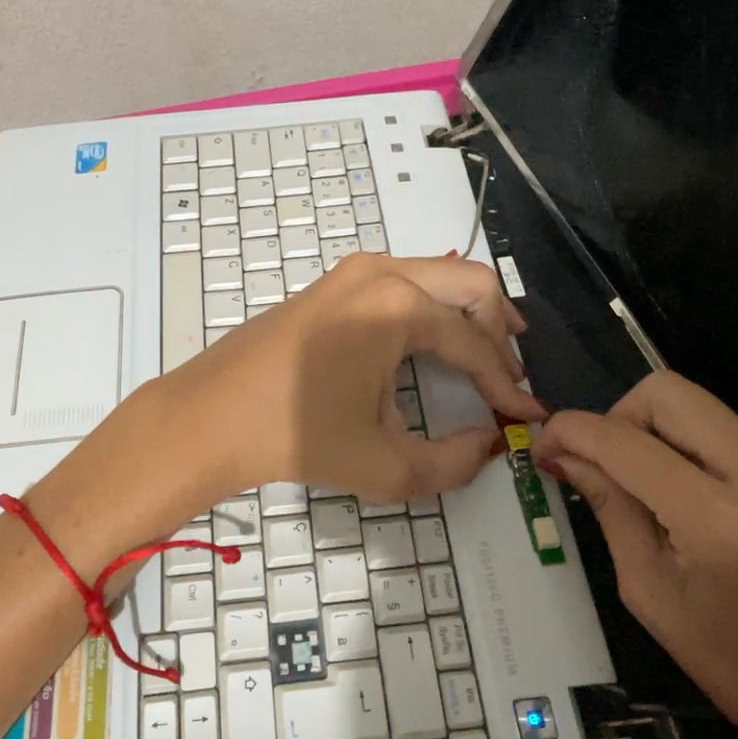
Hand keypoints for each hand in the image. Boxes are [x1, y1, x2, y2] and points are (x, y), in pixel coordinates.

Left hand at [156, 253, 545, 502]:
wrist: (209, 417)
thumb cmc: (294, 437)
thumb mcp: (384, 465)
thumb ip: (452, 463)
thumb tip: (487, 445)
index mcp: (398, 306)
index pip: (474, 345)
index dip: (507, 384)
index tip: (528, 416)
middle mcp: (380, 273)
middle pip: (469, 283)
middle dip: (501, 327)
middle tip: (514, 371)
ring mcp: (350, 273)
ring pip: (436, 275)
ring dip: (468, 312)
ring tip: (487, 355)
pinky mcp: (331, 285)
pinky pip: (402, 281)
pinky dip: (431, 307)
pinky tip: (434, 344)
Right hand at [532, 372, 737, 738]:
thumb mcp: (654, 598)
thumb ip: (611, 512)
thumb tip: (566, 457)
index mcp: (722, 525)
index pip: (625, 443)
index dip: (572, 431)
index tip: (546, 445)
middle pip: (668, 392)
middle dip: (619, 416)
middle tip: (606, 464)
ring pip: (703, 408)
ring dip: (661, 436)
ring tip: (653, 490)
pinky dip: (702, 455)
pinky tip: (704, 504)